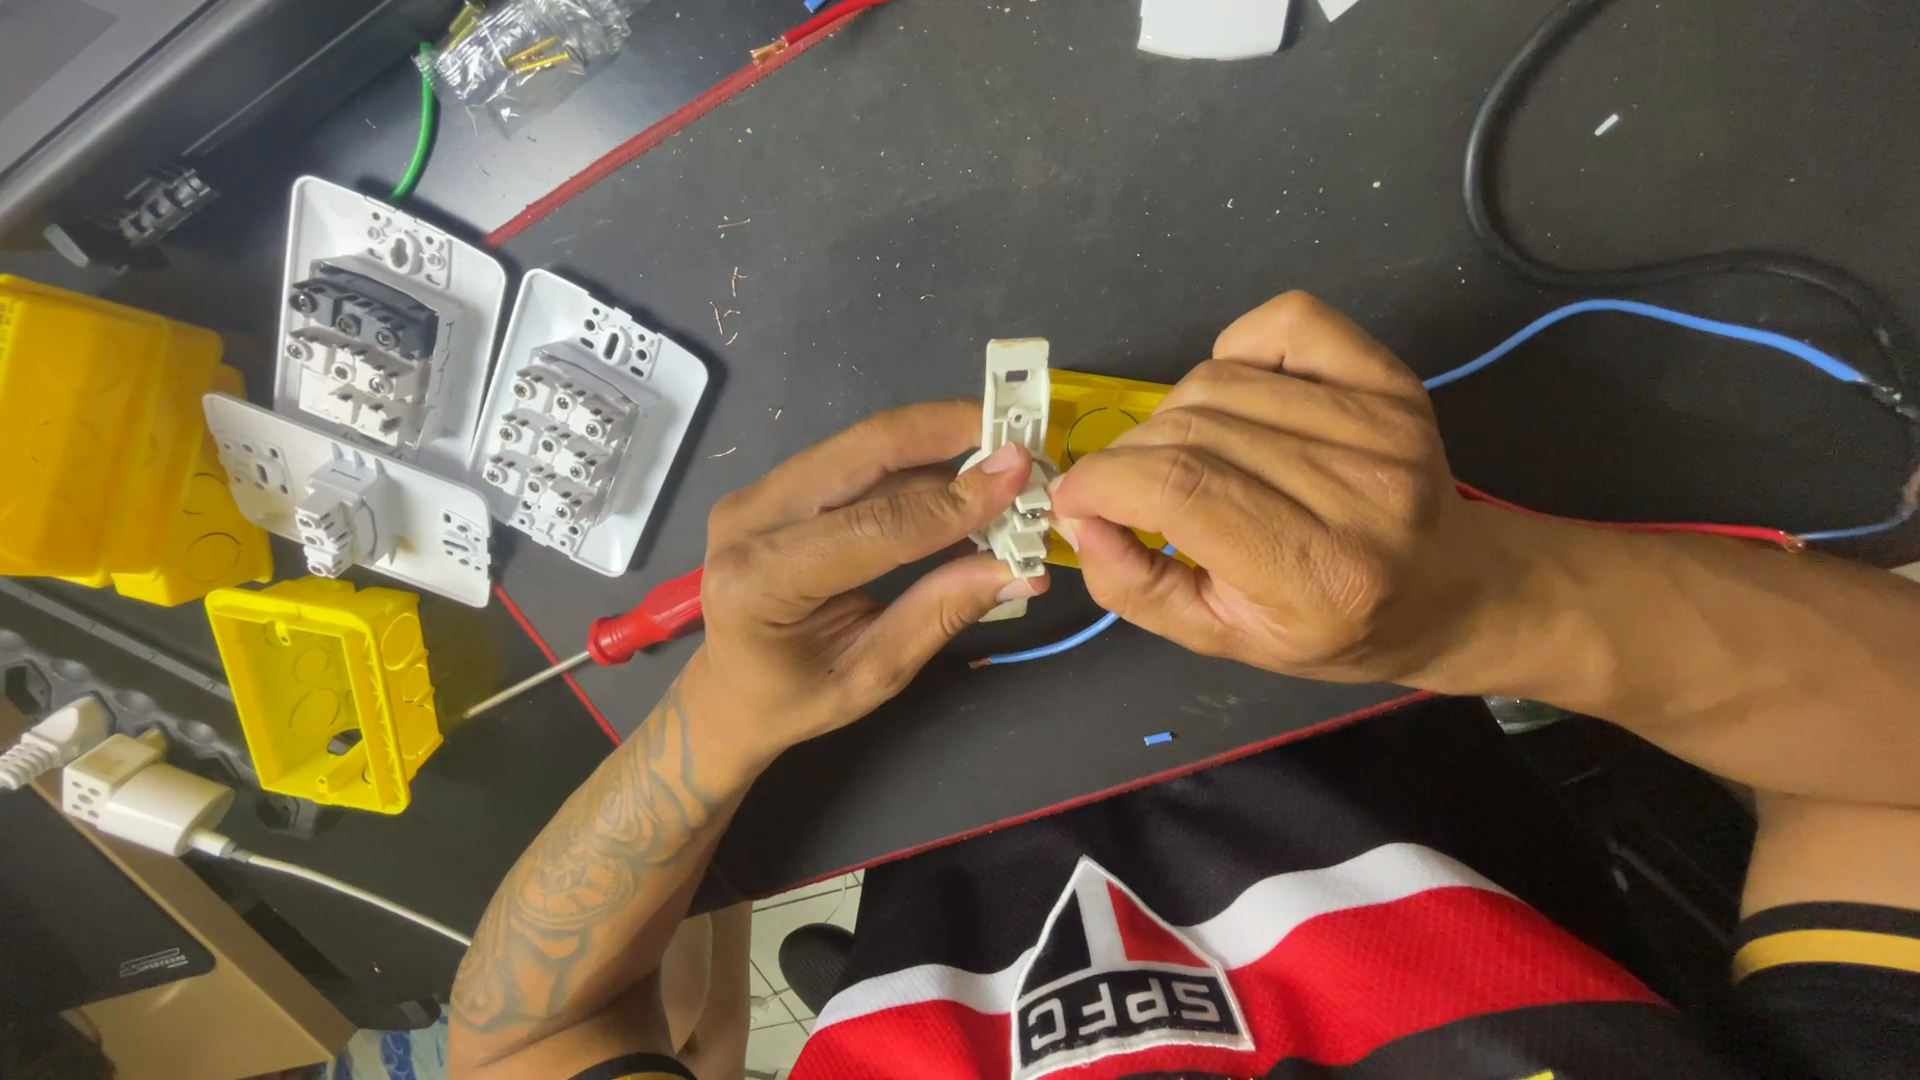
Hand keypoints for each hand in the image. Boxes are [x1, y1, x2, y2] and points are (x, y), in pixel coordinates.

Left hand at [683, 401, 1048, 759]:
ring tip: (1000, 455)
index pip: (872, 526)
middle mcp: (749, 520)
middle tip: (1015, 431)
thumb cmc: (792, 699)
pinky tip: (961, 474)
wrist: (728, 692)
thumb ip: (939, 613)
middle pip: (861, 451)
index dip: (952, 499)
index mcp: (759, 580)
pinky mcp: (776, 487)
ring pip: (861, 445)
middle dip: (945, 431)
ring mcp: (758, 495)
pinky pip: (856, 460)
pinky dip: (916, 462)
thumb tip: (1020, 569)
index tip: (1020, 474)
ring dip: (936, 442)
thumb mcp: (872, 674)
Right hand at [1051, 292, 1502, 684]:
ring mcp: (1378, 422)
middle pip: (1191, 430)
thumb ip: (1135, 588)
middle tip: (1121, 489)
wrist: (1450, 592)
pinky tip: (1232, 396)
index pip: (1179, 488)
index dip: (1102, 481)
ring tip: (1180, 456)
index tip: (1073, 497)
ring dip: (1168, 417)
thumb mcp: (1220, 638)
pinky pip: (1282, 323)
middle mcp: (1355, 487)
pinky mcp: (1389, 378)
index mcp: (1314, 572)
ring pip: (1218, 380)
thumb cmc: (1329, 629)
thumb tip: (1077, 516)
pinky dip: (1231, 349)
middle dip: (1125, 457)